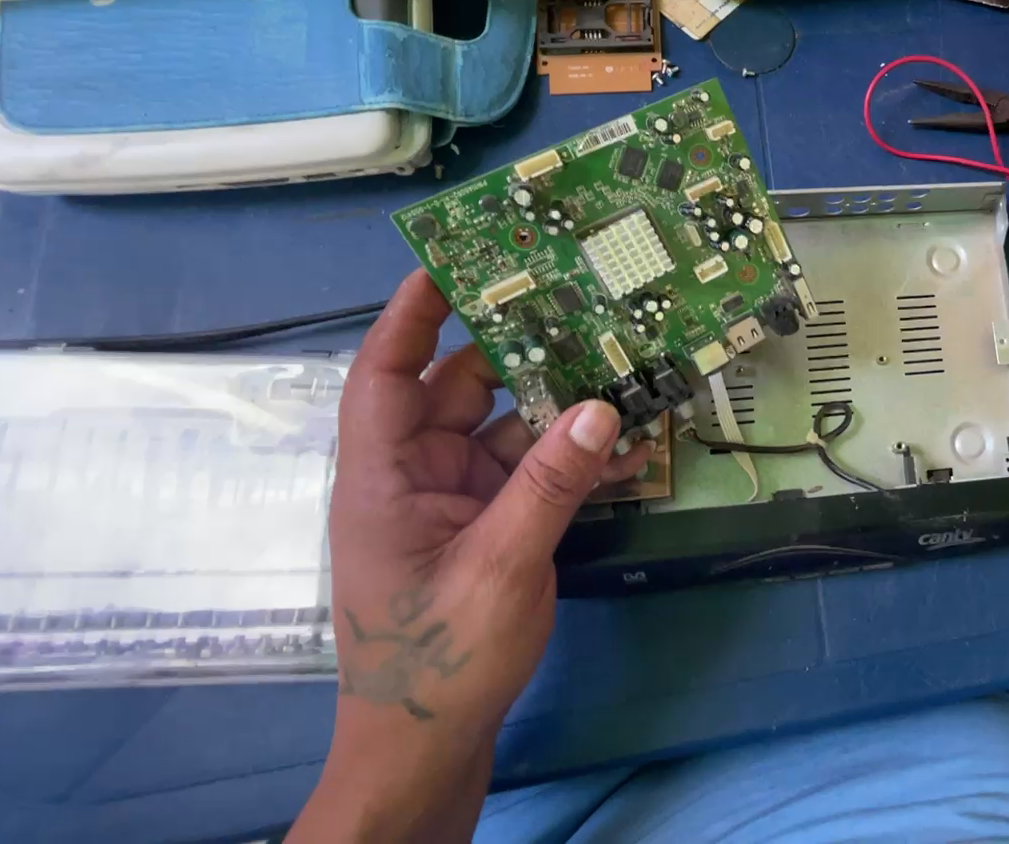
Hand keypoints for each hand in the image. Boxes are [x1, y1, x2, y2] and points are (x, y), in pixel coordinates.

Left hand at [294, 271, 648, 840]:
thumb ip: (549, 485)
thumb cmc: (441, 658)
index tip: (450, 263)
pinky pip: (535, 470)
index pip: (384, 376)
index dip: (410, 317)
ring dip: (560, 407)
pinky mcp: (493, 520)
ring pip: (508, 428)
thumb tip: (601, 406)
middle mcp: (418, 476)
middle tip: (577, 309)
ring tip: (619, 369)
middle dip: (517, 352)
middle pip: (461, 391)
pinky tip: (624, 448)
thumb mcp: (500, 567)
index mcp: (385, 478)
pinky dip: (573, 457)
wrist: (434, 743)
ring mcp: (458, 499)